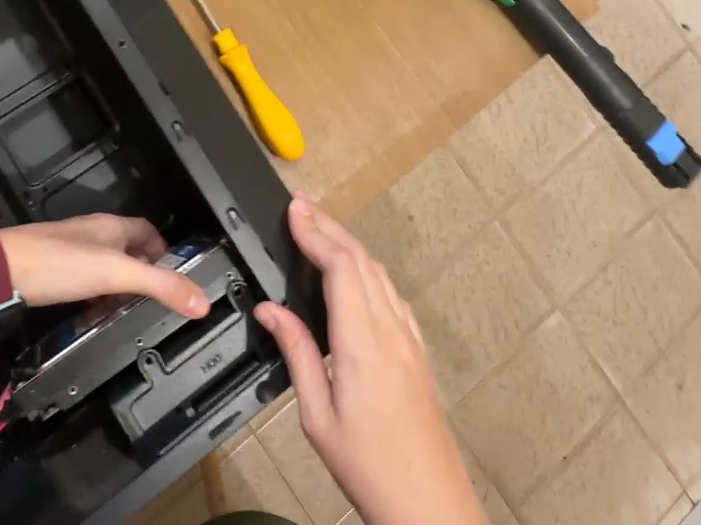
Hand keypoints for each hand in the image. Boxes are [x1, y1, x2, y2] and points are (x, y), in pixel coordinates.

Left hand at [0, 214, 210, 318]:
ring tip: (127, 313)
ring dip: (118, 288)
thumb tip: (203, 301)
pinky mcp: (50, 271)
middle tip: (154, 302)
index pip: (148, 230)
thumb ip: (159, 286)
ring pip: (104, 266)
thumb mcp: (116, 274)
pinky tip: (92, 315)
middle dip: (143, 273)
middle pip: (127, 249)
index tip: (175, 277)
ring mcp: (68, 251)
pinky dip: (95, 297)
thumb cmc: (57, 264)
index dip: (164, 250)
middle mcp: (91, 234)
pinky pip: (83, 282)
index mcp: (111, 227)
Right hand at [253, 195, 487, 524]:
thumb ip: (296, 353)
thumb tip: (270, 311)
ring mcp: (409, 340)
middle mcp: (391, 332)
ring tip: (320, 228)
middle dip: (329, 225)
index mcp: (362, 343)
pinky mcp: (417, 353)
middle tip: (301, 205)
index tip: (293, 210)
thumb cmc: (372, 467)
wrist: (430, 504)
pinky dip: (367, 270)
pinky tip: (354, 274)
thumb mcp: (316, 415)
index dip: (315, 232)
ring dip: (348, 244)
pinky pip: (392, 295)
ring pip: (379, 273)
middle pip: (361, 259)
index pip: (340, 267)